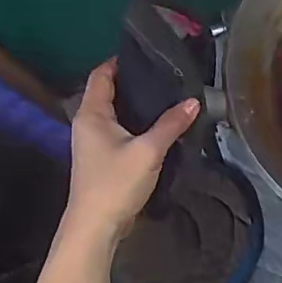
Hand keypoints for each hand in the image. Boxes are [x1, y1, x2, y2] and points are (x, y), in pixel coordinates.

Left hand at [60, 59, 199, 242]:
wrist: (96, 227)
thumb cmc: (115, 183)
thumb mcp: (148, 150)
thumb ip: (171, 124)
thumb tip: (194, 101)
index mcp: (91, 114)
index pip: (102, 75)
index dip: (120, 62)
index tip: (148, 55)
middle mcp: (87, 124)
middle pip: (108, 92)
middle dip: (133, 82)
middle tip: (165, 75)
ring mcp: (92, 143)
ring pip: (115, 114)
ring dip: (136, 105)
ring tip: (167, 97)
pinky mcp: (102, 159)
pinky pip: (119, 131)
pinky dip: (135, 124)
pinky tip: (158, 127)